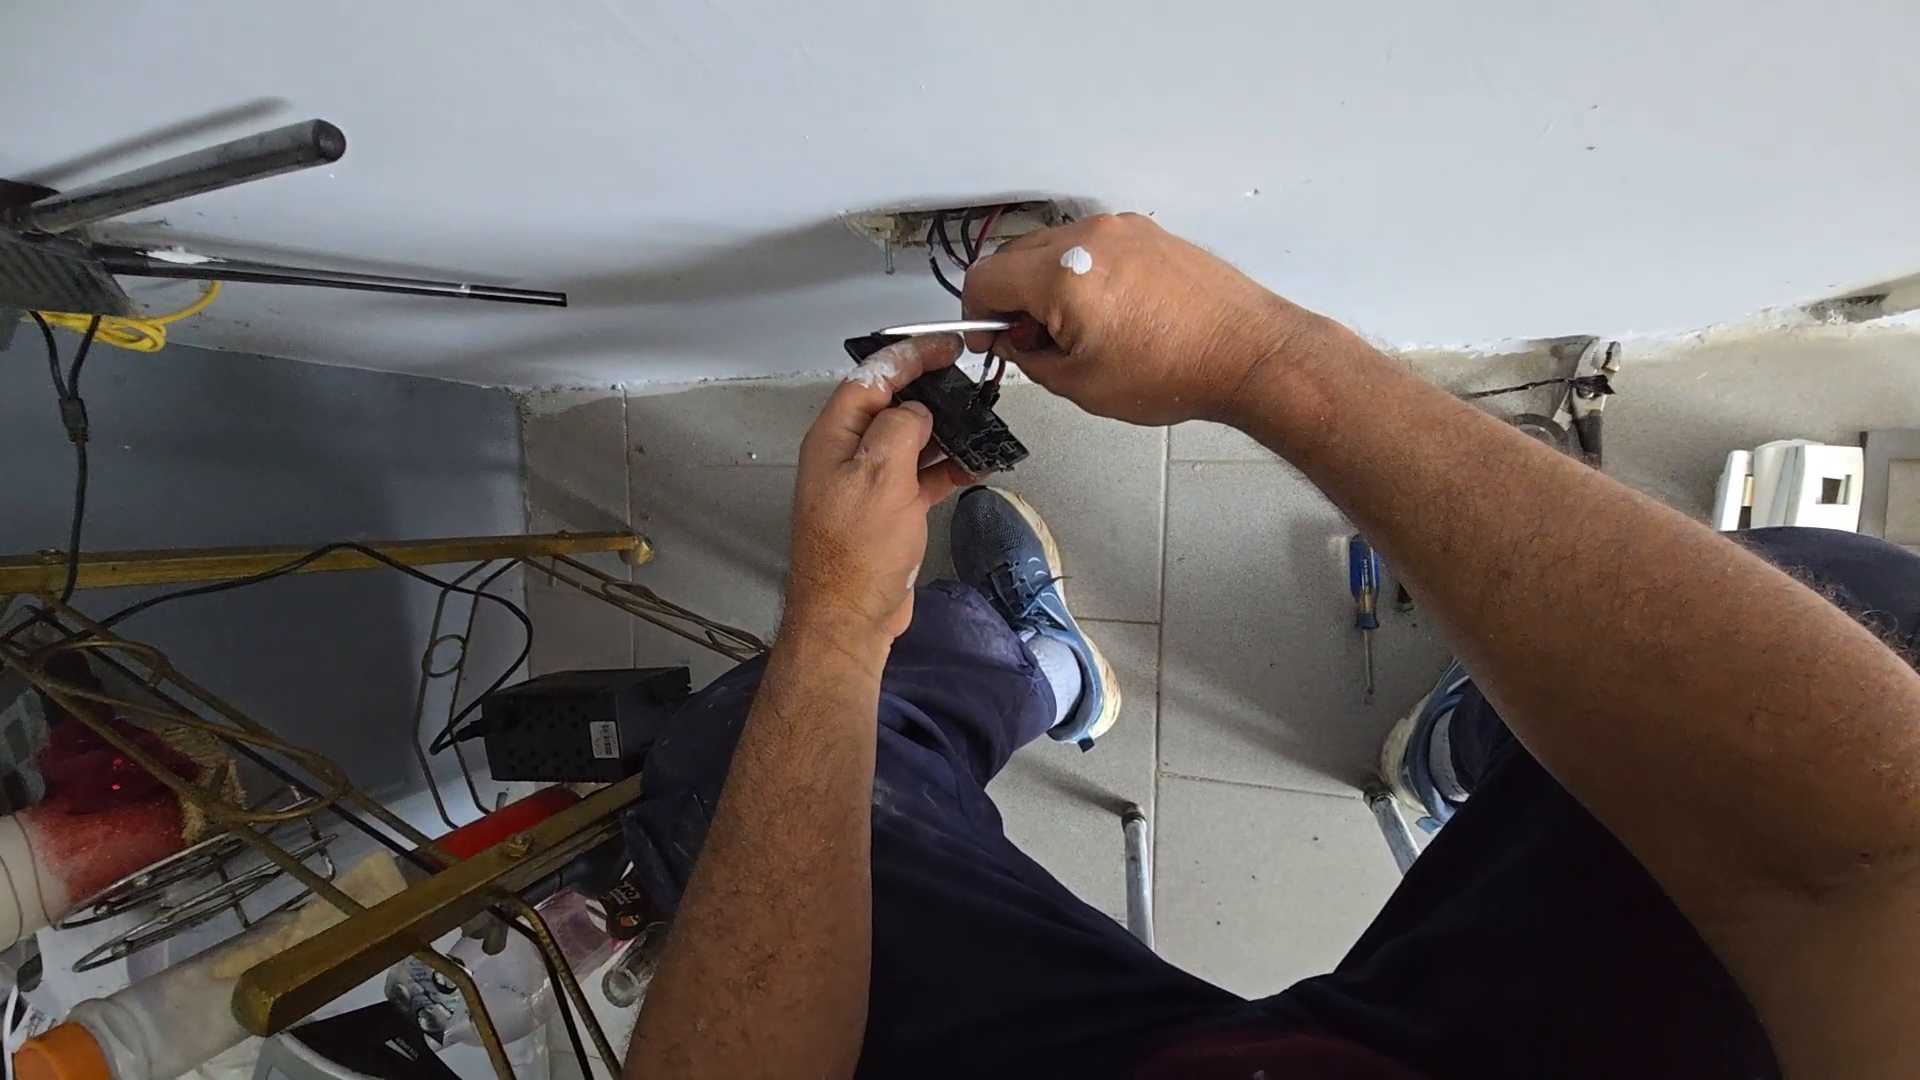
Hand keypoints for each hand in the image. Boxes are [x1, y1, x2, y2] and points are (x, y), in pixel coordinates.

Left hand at [786, 334, 969, 641]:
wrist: (851, 615)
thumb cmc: (854, 555)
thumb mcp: (881, 475)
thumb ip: (900, 428)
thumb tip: (917, 413)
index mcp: (835, 437)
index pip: (873, 377)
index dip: (910, 355)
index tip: (944, 347)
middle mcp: (847, 456)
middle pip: (892, 406)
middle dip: (930, 390)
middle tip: (964, 381)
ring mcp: (868, 484)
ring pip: (910, 441)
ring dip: (944, 432)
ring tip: (976, 423)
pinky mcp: (887, 511)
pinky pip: (920, 476)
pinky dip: (946, 468)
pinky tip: (972, 465)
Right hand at [961, 213, 1325, 426]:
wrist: (1246, 353)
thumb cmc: (1177, 370)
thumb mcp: (1080, 384)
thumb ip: (1029, 358)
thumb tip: (1012, 342)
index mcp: (1063, 274)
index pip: (985, 278)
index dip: (975, 315)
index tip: (989, 338)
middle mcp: (1089, 237)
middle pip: (1014, 257)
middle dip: (1011, 299)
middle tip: (1032, 341)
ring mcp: (1120, 228)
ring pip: (1051, 248)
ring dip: (1043, 285)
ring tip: (1076, 331)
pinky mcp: (1145, 232)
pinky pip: (1089, 245)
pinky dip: (1078, 274)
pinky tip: (1104, 312)